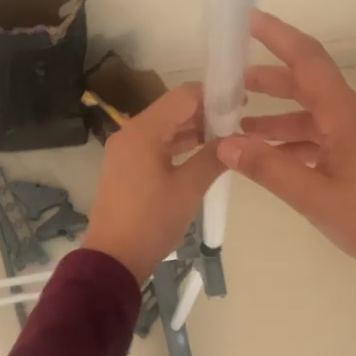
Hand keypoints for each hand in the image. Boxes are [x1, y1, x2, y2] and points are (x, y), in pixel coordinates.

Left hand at [80, 82, 225, 284]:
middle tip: (238, 125)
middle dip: (205, 114)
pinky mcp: (124, 169)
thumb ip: (213, 157)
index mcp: (143, 132)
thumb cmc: (151, 222)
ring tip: (226, 141)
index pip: (183, 95)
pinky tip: (200, 156)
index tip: (242, 104)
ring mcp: (124, 152)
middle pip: (172, 110)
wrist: (113, 260)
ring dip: (192, 131)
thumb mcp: (188, 189)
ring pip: (163, 129)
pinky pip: (154, 147)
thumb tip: (236, 138)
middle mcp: (129, 134)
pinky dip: (176, 147)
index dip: (214, 95)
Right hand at [215, 10, 355, 350]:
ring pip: (314, 117)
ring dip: (278, 121)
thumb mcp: (314, 198)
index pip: (309, 60)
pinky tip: (271, 160)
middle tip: (227, 84)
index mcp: (348, 115)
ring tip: (237, 129)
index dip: (277, 37)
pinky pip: (326, 137)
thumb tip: (224, 143)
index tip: (247, 21)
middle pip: (308, 86)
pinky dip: (296, 144)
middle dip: (268, 83)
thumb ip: (267, 169)